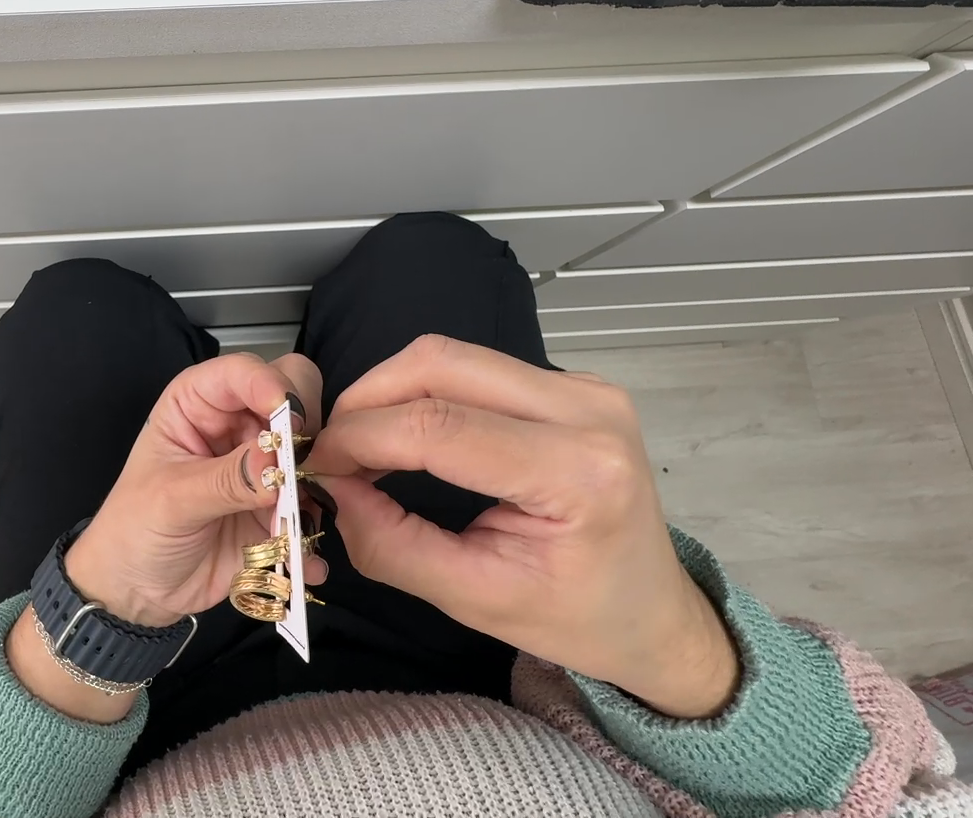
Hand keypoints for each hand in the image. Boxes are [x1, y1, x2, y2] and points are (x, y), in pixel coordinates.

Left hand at [11, 352, 323, 723]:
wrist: (136, 591)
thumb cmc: (135, 528)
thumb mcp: (173, 500)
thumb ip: (226, 479)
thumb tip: (277, 462)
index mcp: (199, 402)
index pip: (245, 372)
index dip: (272, 387)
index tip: (290, 424)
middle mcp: (236, 424)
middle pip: (294, 395)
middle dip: (304, 429)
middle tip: (299, 470)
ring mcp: (261, 464)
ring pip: (313, 449)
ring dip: (314, 483)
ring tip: (298, 522)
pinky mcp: (278, 505)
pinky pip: (313, 507)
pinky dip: (313, 532)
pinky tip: (303, 563)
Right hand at [308, 335, 738, 719]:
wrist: (655, 611)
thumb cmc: (576, 618)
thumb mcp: (475, 600)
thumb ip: (392, 545)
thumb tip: (330, 486)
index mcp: (578, 473)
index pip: (439, 426)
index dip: (360, 437)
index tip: (317, 464)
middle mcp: (586, 408)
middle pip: (440, 363)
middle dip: (366, 398)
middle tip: (333, 447)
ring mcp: (582, 385)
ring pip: (451, 354)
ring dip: (389, 390)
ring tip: (362, 441)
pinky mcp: (568, 380)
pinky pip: (472, 365)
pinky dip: (420, 391)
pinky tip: (404, 431)